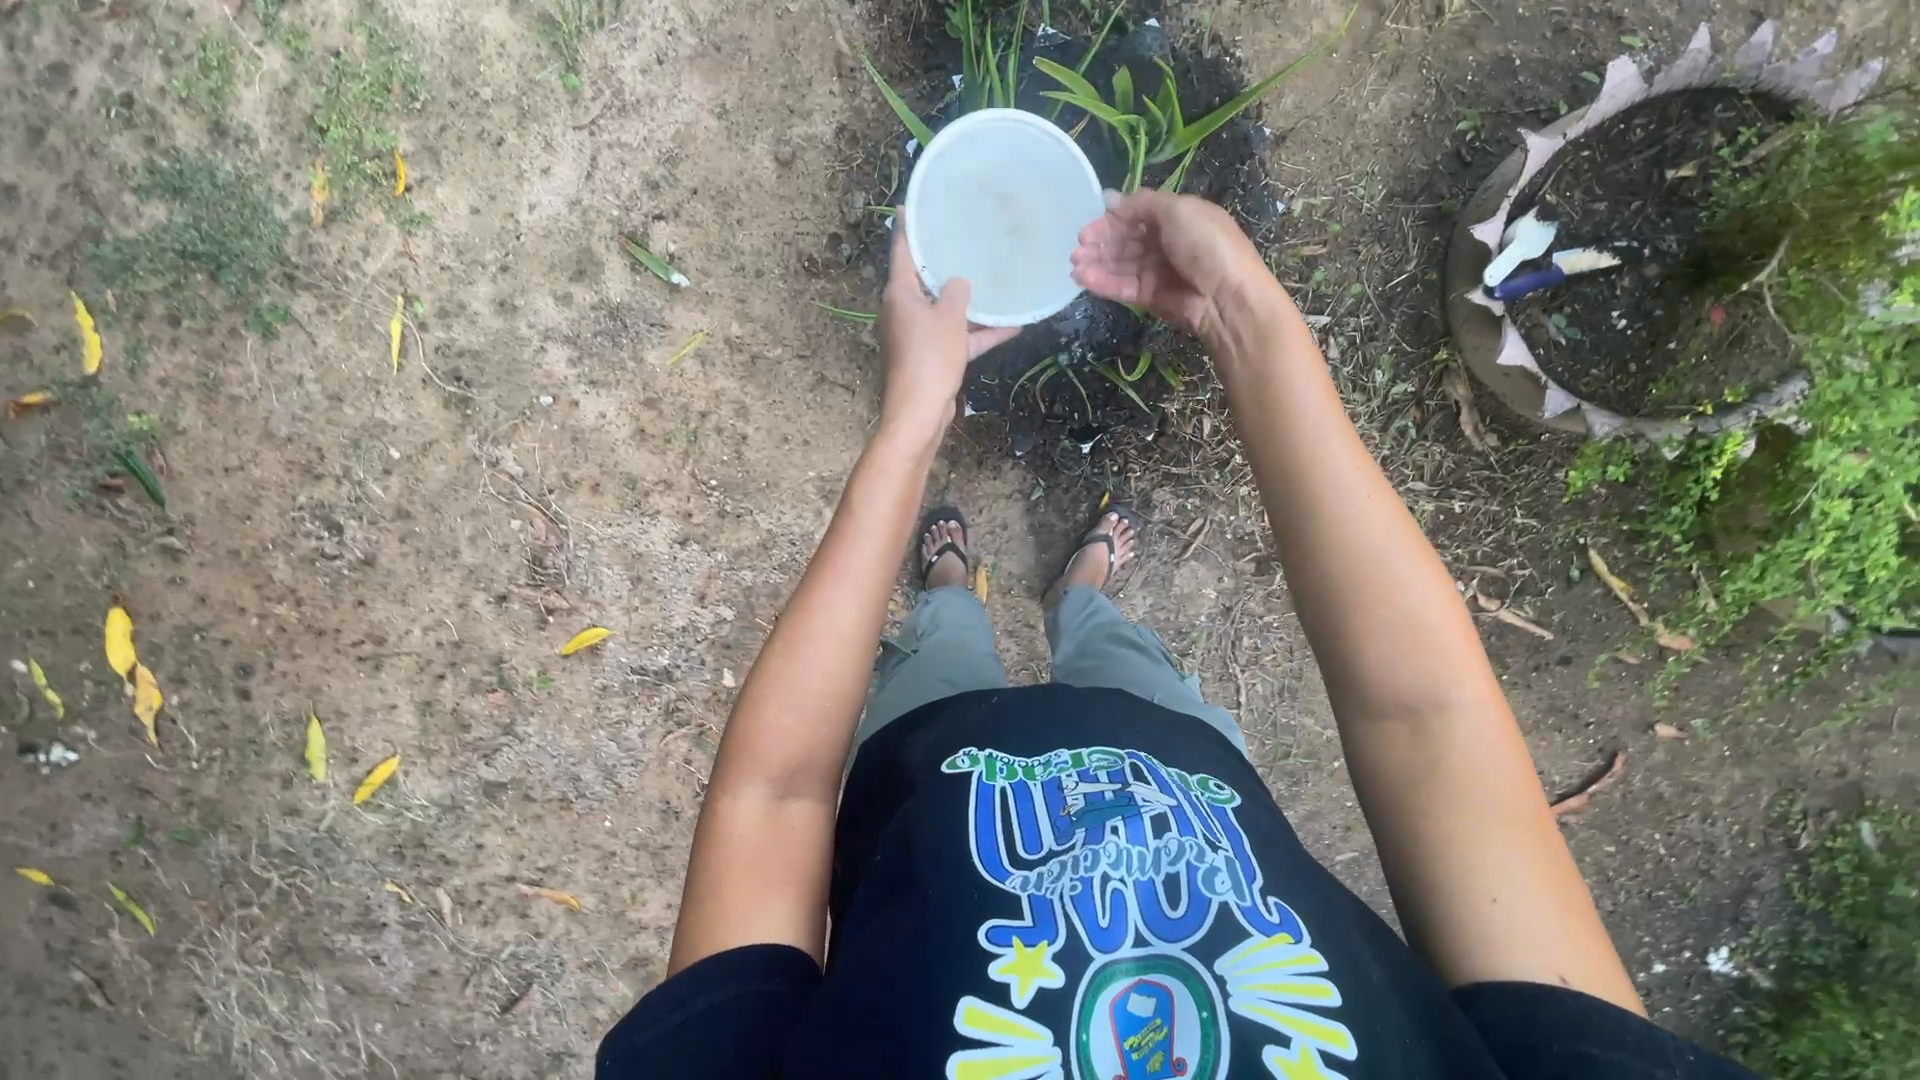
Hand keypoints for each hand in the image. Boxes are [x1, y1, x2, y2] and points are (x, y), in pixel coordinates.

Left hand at [879, 210, 1019, 433]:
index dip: (906, 228)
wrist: (920, 411)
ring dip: (969, 304)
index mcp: (899, 294)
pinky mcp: (932, 358)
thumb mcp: (949, 318)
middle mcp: (903, 312)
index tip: (907, 207)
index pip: (902, 252)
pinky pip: (957, 338)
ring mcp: (917, 336)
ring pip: (945, 312)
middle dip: (945, 265)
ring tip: (995, 280)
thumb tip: (959, 284)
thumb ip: (957, 293)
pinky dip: (979, 334)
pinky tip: (1013, 325)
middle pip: (925, 282)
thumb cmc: (930, 357)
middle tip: (962, 238)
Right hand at [1070, 189, 1272, 341]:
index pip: (1137, 216)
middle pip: (1126, 241)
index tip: (1089, 225)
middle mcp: (1167, 243)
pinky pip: (1123, 287)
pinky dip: (1103, 282)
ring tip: (1074, 264)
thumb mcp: (1178, 210)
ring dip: (1096, 263)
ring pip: (1121, 265)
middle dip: (1101, 243)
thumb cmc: (1207, 245)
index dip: (1112, 220)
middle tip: (1077, 247)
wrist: (1226, 297)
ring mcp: (1158, 272)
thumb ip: (1142, 204)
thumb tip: (1111, 198)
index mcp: (1178, 218)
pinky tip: (1083, 278)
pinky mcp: (1150, 298)